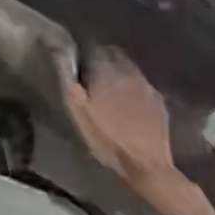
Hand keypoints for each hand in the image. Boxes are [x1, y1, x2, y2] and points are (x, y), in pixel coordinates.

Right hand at [61, 46, 177, 187]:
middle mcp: (128, 72)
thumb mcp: (77, 109)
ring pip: (131, 69)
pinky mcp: (159, 102)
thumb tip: (56, 48)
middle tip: (96, 76)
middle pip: (116, 55)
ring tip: (114, 90)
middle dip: (106, 60)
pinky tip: (132, 104)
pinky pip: (144, 86)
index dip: (88, 55)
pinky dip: (135, 89)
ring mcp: (147, 86)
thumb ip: (67, 76)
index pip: (97, 49)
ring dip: (121, 73)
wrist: (146, 166)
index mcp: (107, 71)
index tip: (83, 66)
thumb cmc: (106, 137)